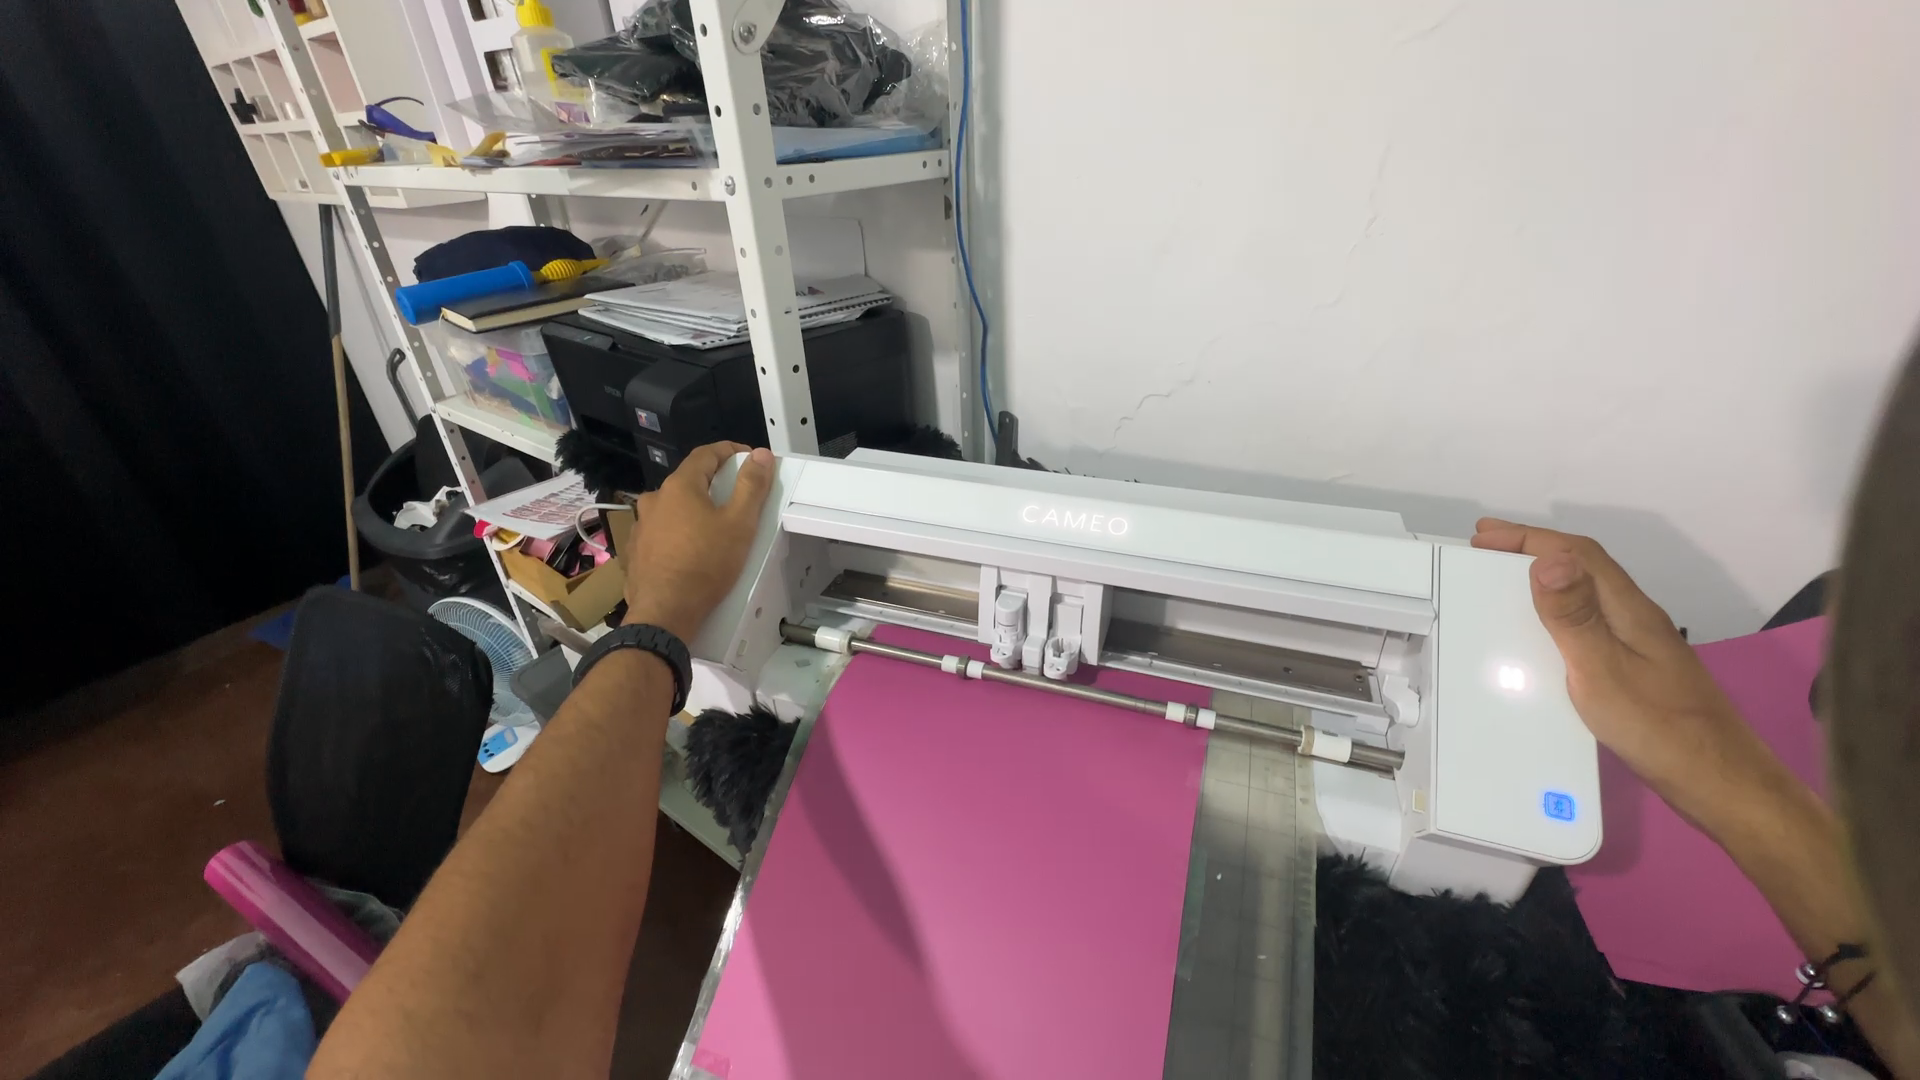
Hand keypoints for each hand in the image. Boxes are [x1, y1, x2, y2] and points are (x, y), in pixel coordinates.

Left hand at [619, 442, 774, 641]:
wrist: (665, 612)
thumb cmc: (706, 564)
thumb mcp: (740, 523)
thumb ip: (751, 485)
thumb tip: (760, 454)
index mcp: (679, 487)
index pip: (705, 454)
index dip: (729, 451)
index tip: (748, 458)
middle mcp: (654, 500)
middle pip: (687, 481)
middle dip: (713, 482)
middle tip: (736, 495)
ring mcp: (640, 526)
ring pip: (672, 508)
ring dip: (693, 509)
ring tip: (713, 526)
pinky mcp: (636, 552)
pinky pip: (661, 532)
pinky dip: (678, 532)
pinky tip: (689, 549)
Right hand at [1470, 519, 1773, 804]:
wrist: (1715, 782)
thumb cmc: (1656, 726)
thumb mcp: (1601, 669)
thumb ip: (1573, 616)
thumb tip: (1548, 560)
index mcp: (1627, 610)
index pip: (1578, 554)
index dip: (1528, 538)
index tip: (1482, 535)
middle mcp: (1633, 617)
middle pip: (1581, 567)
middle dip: (1529, 550)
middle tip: (1481, 550)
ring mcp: (1634, 643)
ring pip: (1582, 593)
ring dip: (1538, 578)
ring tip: (1496, 583)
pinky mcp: (1629, 666)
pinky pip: (1581, 621)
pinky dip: (1549, 610)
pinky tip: (1533, 630)